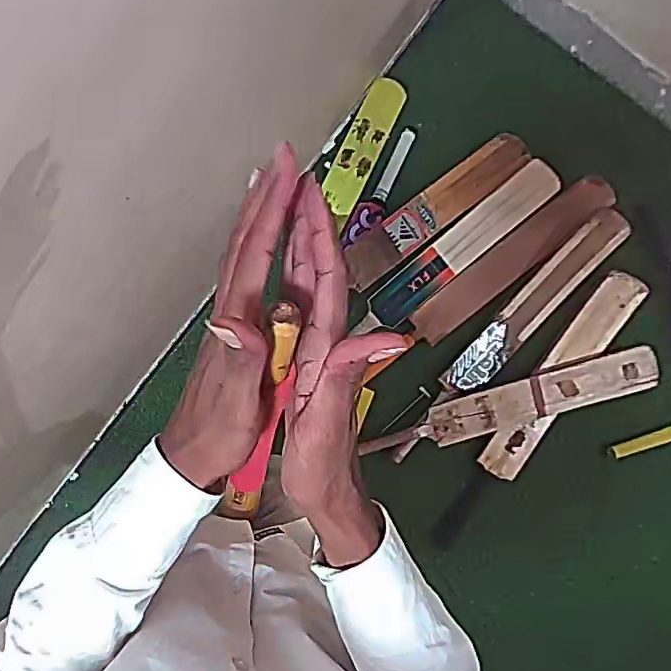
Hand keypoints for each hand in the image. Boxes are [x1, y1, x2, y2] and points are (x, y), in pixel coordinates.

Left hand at [158, 143, 300, 489]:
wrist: (192, 453)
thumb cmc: (218, 431)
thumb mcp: (236, 403)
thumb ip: (241, 361)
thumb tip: (239, 320)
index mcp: (237, 322)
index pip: (254, 255)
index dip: (271, 211)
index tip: (286, 172)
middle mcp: (230, 313)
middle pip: (245, 244)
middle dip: (264, 197)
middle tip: (280, 158)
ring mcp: (230, 321)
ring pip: (242, 256)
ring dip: (256, 216)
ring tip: (270, 184)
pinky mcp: (234, 333)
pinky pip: (244, 278)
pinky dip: (252, 249)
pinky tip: (258, 243)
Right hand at [278, 174, 410, 565]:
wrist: (328, 492)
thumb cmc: (321, 465)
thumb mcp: (325, 427)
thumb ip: (349, 381)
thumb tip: (387, 337)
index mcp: (329, 350)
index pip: (328, 282)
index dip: (319, 235)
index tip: (309, 193)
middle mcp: (328, 342)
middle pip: (321, 272)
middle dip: (310, 222)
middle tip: (298, 179)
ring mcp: (317, 350)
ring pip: (310, 285)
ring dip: (302, 242)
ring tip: (290, 206)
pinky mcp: (307, 361)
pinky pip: (298, 307)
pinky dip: (291, 276)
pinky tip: (283, 265)